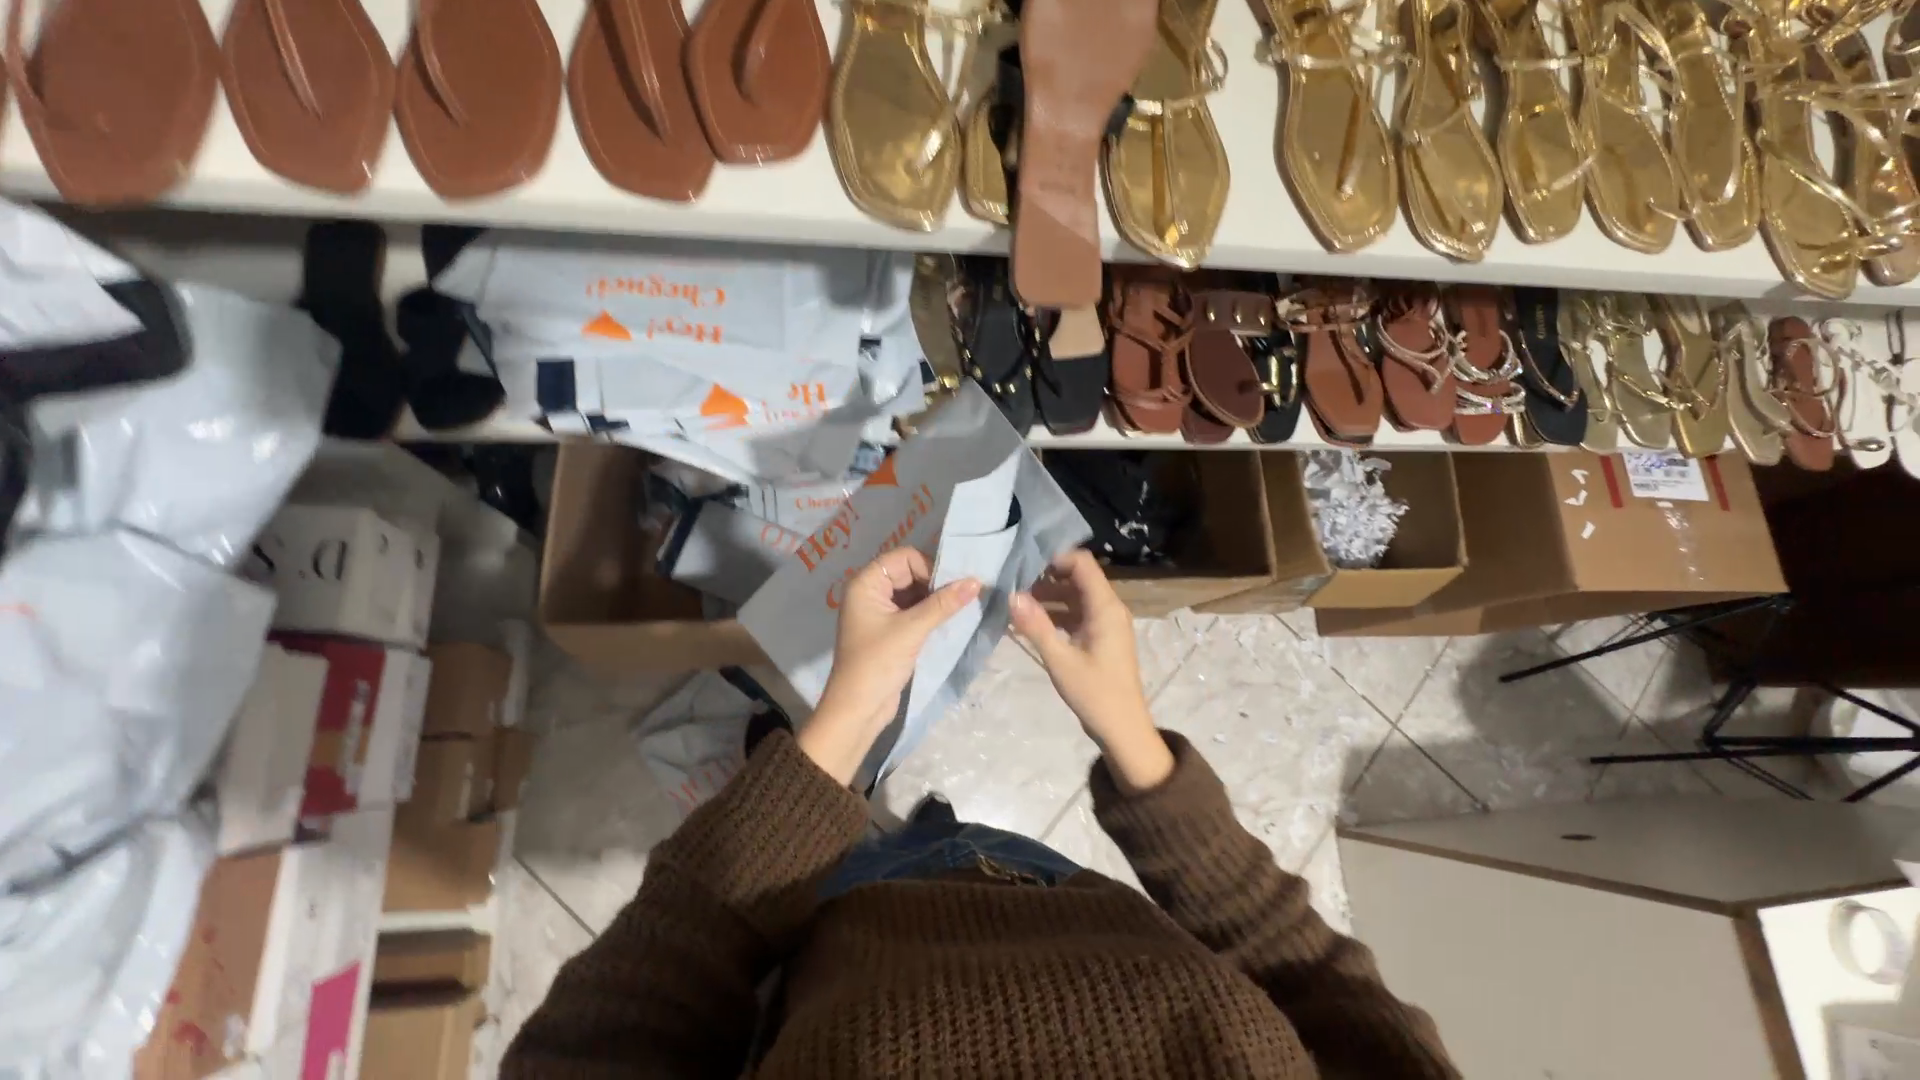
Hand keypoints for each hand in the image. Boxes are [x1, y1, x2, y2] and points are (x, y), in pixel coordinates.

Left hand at [799, 548, 980, 784]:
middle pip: (911, 573)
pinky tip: (950, 623)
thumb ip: (944, 604)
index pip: (904, 557)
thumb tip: (976, 581)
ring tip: (959, 611)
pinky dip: (931, 615)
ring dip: (936, 601)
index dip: (929, 568)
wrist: (857, 709)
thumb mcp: (912, 630)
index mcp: (866, 584)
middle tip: (961, 599)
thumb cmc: (877, 663)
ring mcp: (880, 613)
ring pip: (915, 593)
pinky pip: (914, 612)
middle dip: (936, 584)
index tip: (950, 589)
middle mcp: (871, 592)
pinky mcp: (891, 631)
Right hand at [1010, 550, 1172, 791]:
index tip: (1023, 564)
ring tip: (1016, 603)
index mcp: (1106, 607)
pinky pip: (1077, 614)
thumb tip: (1010, 595)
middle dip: (1046, 577)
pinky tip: (1030, 623)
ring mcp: (1106, 623)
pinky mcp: (1100, 637)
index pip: (1082, 563)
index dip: (1054, 558)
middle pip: (1077, 577)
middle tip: (1012, 583)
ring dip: (1048, 596)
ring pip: (1075, 596)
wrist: (1123, 728)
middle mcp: (1109, 608)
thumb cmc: (1094, 693)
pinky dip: (1056, 614)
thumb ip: (1035, 625)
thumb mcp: (1060, 660)